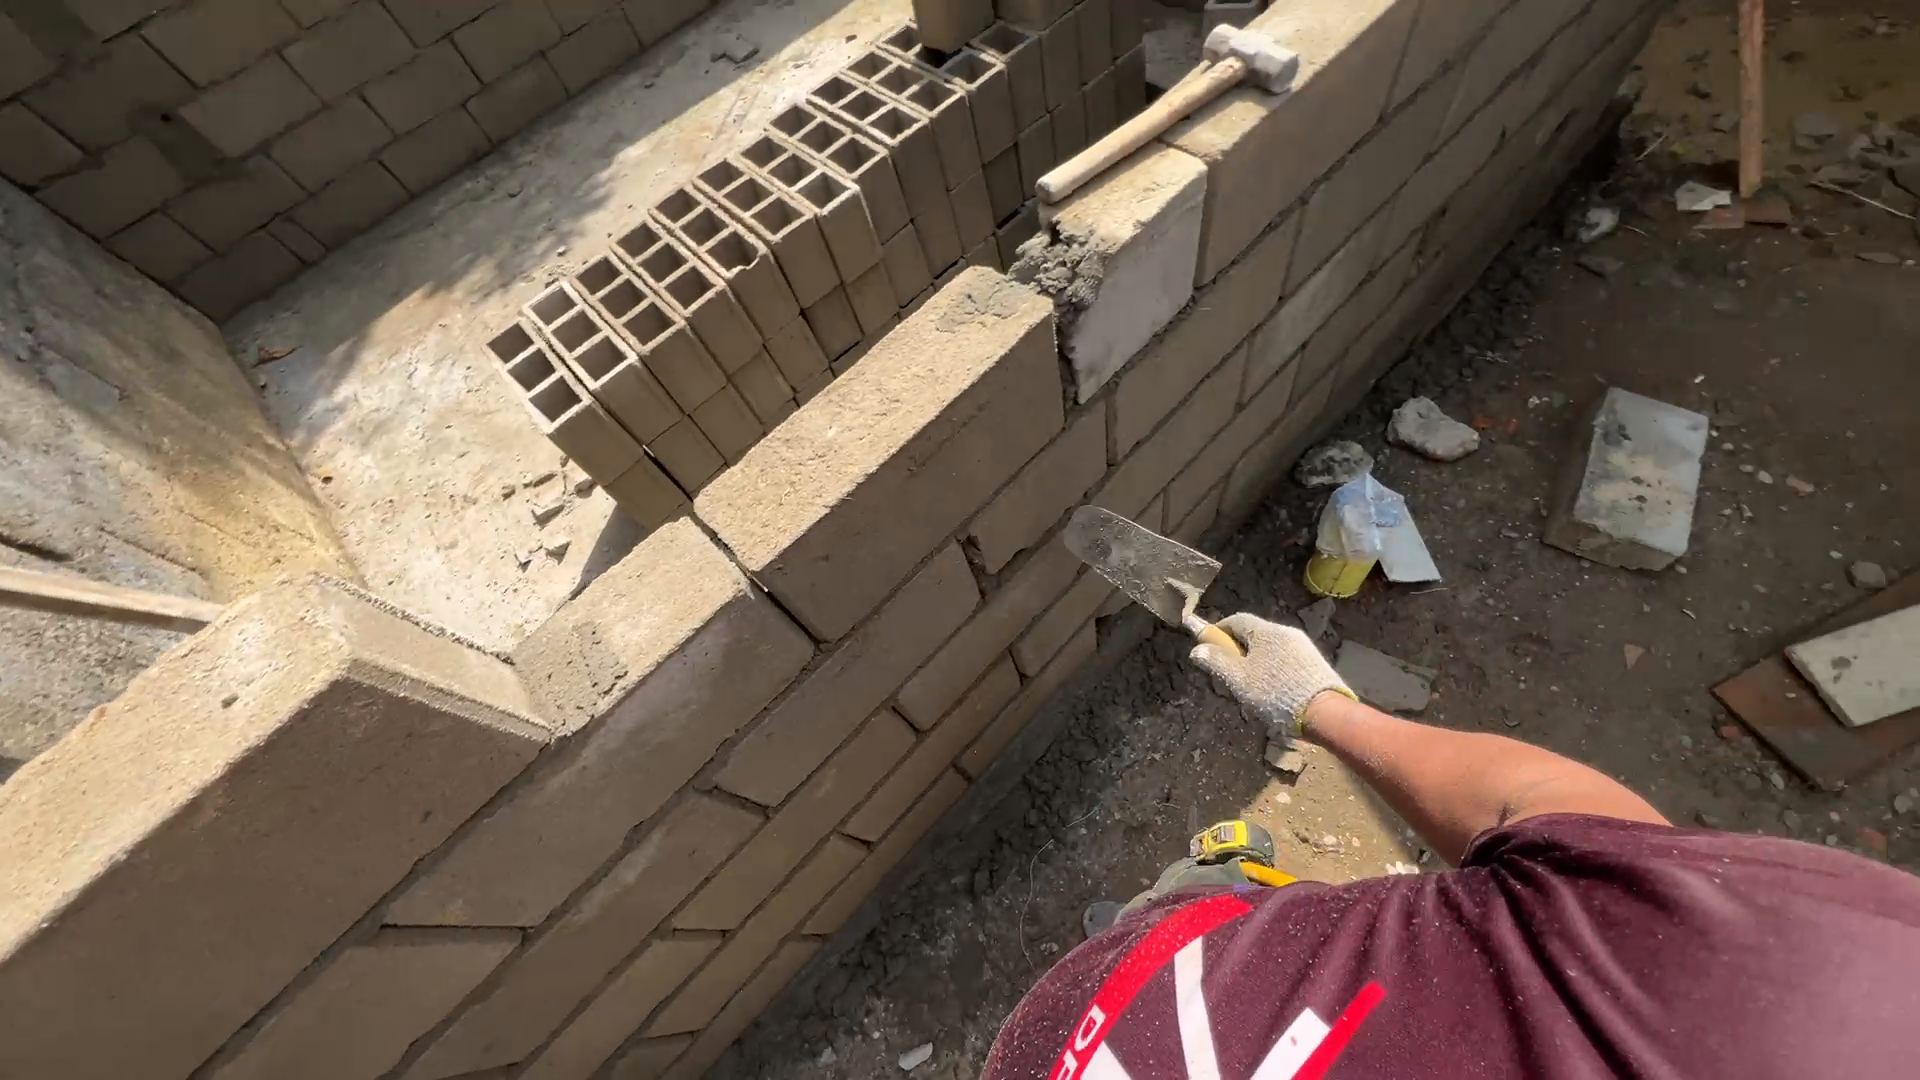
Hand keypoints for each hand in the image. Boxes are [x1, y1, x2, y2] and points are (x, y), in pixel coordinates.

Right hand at [1189, 613, 1355, 737]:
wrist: (1326, 714)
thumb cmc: (1276, 693)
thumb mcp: (1238, 680)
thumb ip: (1217, 662)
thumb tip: (1197, 648)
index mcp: (1266, 631)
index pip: (1237, 620)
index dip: (1219, 631)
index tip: (1210, 647)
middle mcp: (1286, 632)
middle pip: (1254, 634)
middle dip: (1238, 649)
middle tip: (1229, 672)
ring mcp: (1304, 647)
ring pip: (1270, 648)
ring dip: (1256, 660)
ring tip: (1252, 686)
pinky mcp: (1315, 663)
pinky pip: (1286, 659)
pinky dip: (1274, 669)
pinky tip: (1274, 690)